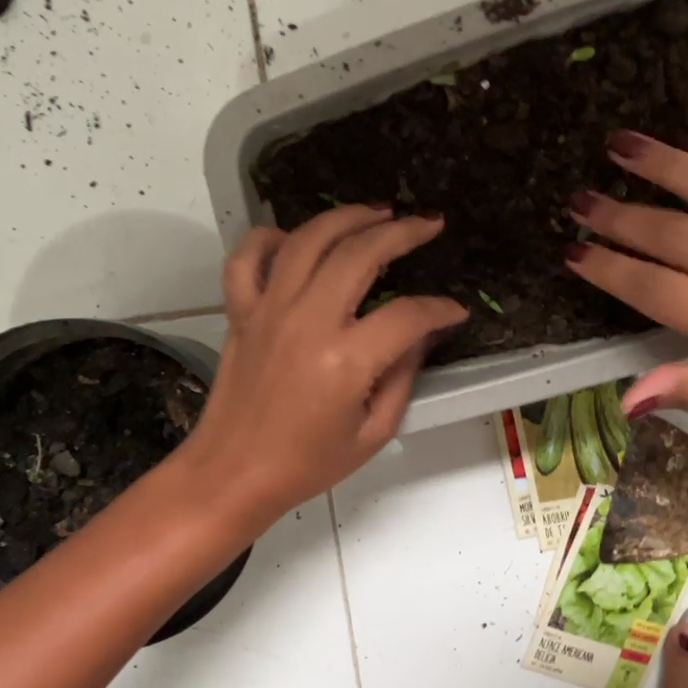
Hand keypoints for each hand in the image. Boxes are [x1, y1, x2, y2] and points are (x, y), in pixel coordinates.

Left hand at [181, 205, 467, 516]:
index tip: (455, 311)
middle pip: (359, 254)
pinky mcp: (240, 312)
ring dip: (346, 218)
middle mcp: (307, 322)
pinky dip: (269, 238)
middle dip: (402, 233)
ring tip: (376, 213)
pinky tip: (295, 239)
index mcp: (345, 360)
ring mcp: (268, 311)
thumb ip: (401, 378)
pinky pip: (248, 259)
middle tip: (427, 224)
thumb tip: (420, 336)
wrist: (232, 474)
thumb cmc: (306, 465)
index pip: (407, 314)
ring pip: (308, 240)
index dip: (439, 309)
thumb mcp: (371, 433)